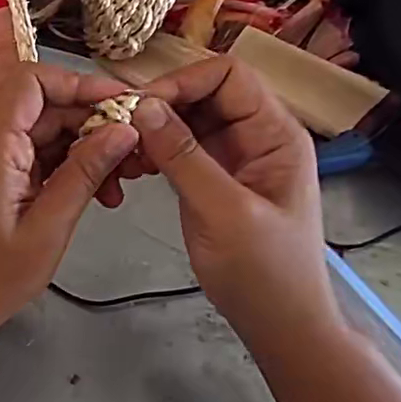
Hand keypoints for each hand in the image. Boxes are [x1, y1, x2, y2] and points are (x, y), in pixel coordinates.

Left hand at [0, 63, 139, 380]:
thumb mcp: (49, 226)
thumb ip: (86, 172)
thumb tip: (125, 129)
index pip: (33, 81)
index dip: (79, 83)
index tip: (123, 104)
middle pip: (48, 106)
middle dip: (95, 122)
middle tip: (136, 151)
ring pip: (51, 132)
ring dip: (90, 149)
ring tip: (122, 183)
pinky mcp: (4, 179)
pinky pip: (44, 157)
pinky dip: (74, 168)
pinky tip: (101, 194)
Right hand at [125, 56, 340, 341]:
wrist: (279, 325)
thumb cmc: (263, 273)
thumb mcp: (223, 212)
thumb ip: (184, 156)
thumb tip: (143, 106)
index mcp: (274, 133)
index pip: (228, 76)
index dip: (183, 81)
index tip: (141, 106)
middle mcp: (255, 136)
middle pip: (204, 93)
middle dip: (161, 104)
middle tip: (121, 130)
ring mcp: (232, 157)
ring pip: (187, 119)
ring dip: (153, 128)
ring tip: (124, 153)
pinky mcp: (212, 178)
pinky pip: (179, 148)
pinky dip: (154, 150)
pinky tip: (133, 167)